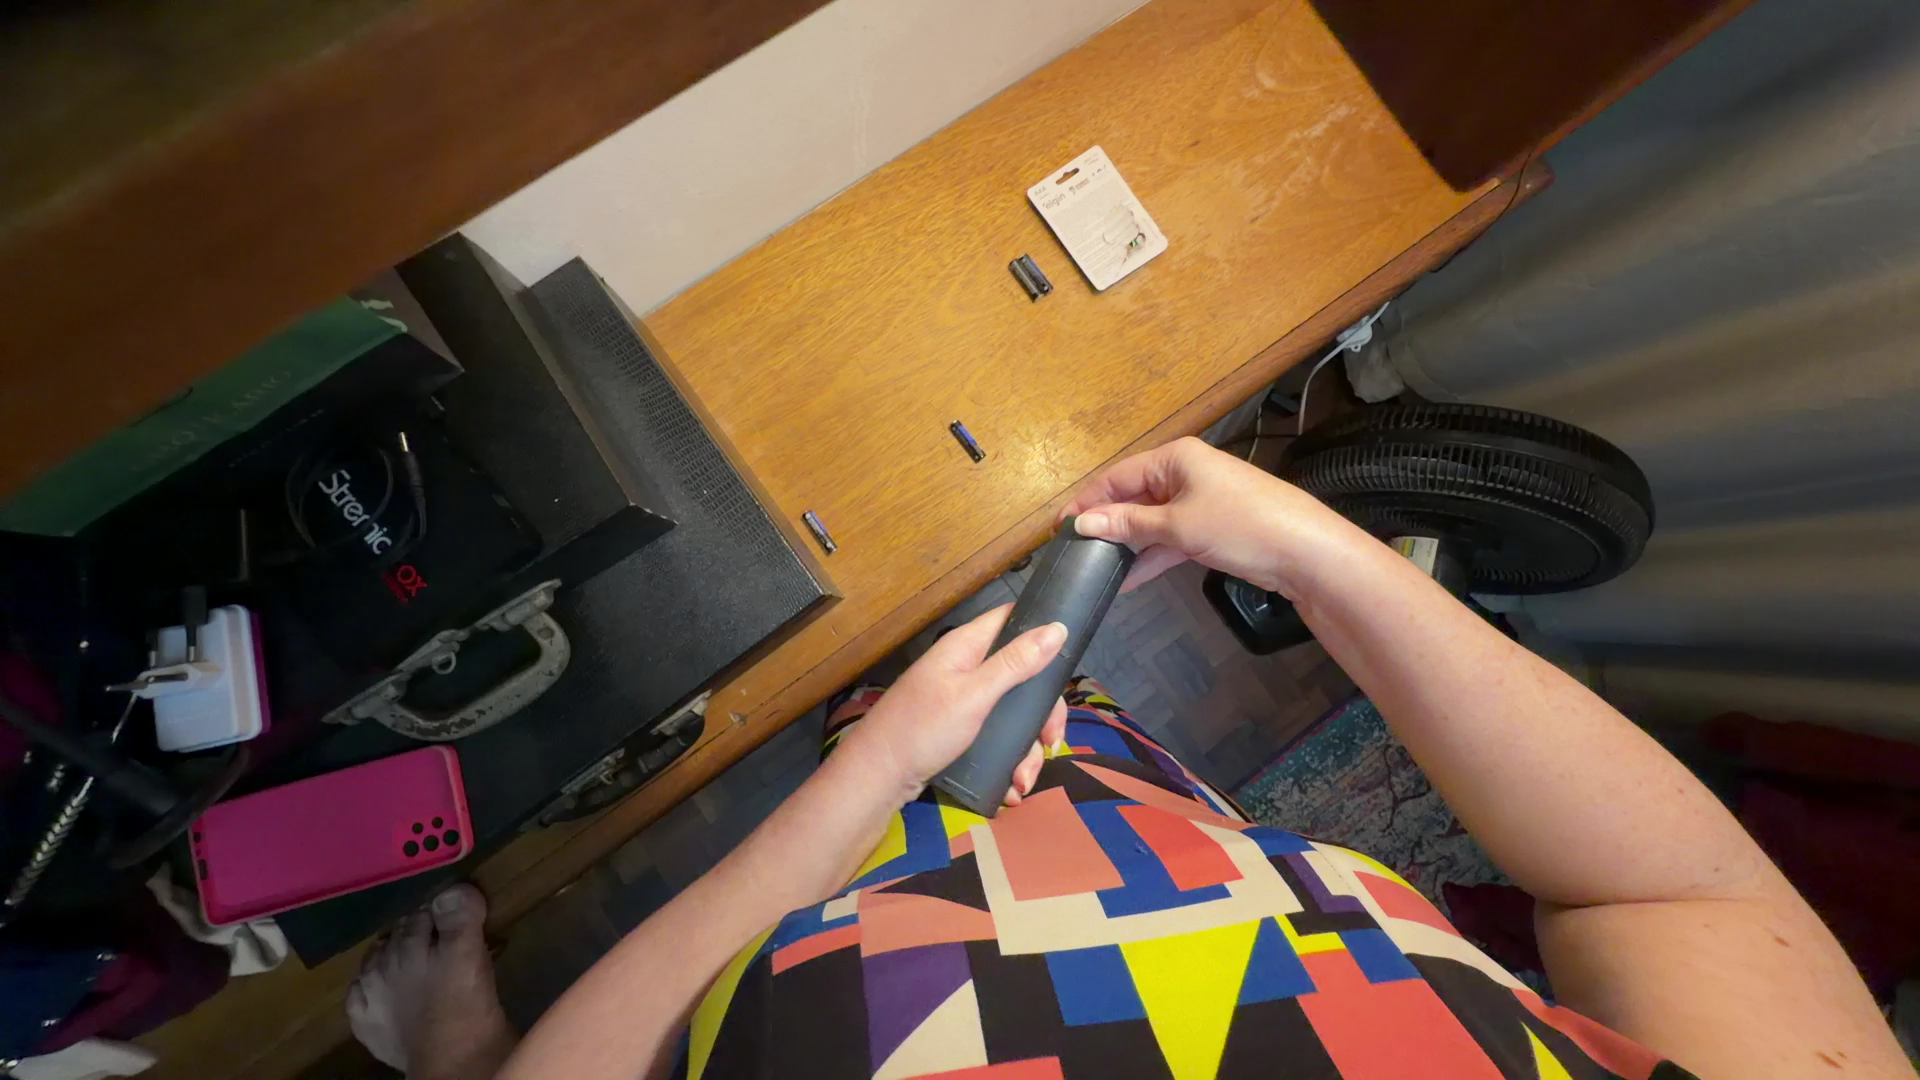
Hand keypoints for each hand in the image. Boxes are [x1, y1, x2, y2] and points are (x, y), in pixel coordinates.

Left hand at [837, 604, 1070, 807]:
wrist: (878, 778)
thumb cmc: (923, 728)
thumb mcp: (974, 695)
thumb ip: (1015, 663)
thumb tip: (1057, 627)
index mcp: (967, 647)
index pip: (1012, 621)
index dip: (1042, 634)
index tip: (1065, 665)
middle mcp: (968, 668)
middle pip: (1022, 676)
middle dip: (1041, 714)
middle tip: (1049, 742)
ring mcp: (964, 700)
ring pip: (1013, 714)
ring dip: (1026, 747)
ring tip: (1024, 780)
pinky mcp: (962, 730)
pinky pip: (997, 737)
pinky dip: (1008, 760)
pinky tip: (1010, 786)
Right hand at [1061, 436, 1360, 597]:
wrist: (1305, 552)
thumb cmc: (1239, 524)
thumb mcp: (1177, 524)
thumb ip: (1128, 524)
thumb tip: (1081, 524)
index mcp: (1175, 458)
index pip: (1118, 476)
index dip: (1088, 500)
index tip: (1060, 526)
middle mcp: (1184, 474)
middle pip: (1132, 497)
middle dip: (1106, 524)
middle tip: (1074, 550)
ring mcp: (1197, 502)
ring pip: (1149, 521)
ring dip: (1126, 544)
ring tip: (1094, 567)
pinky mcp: (1209, 529)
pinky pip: (1168, 539)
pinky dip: (1150, 557)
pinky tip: (1126, 580)